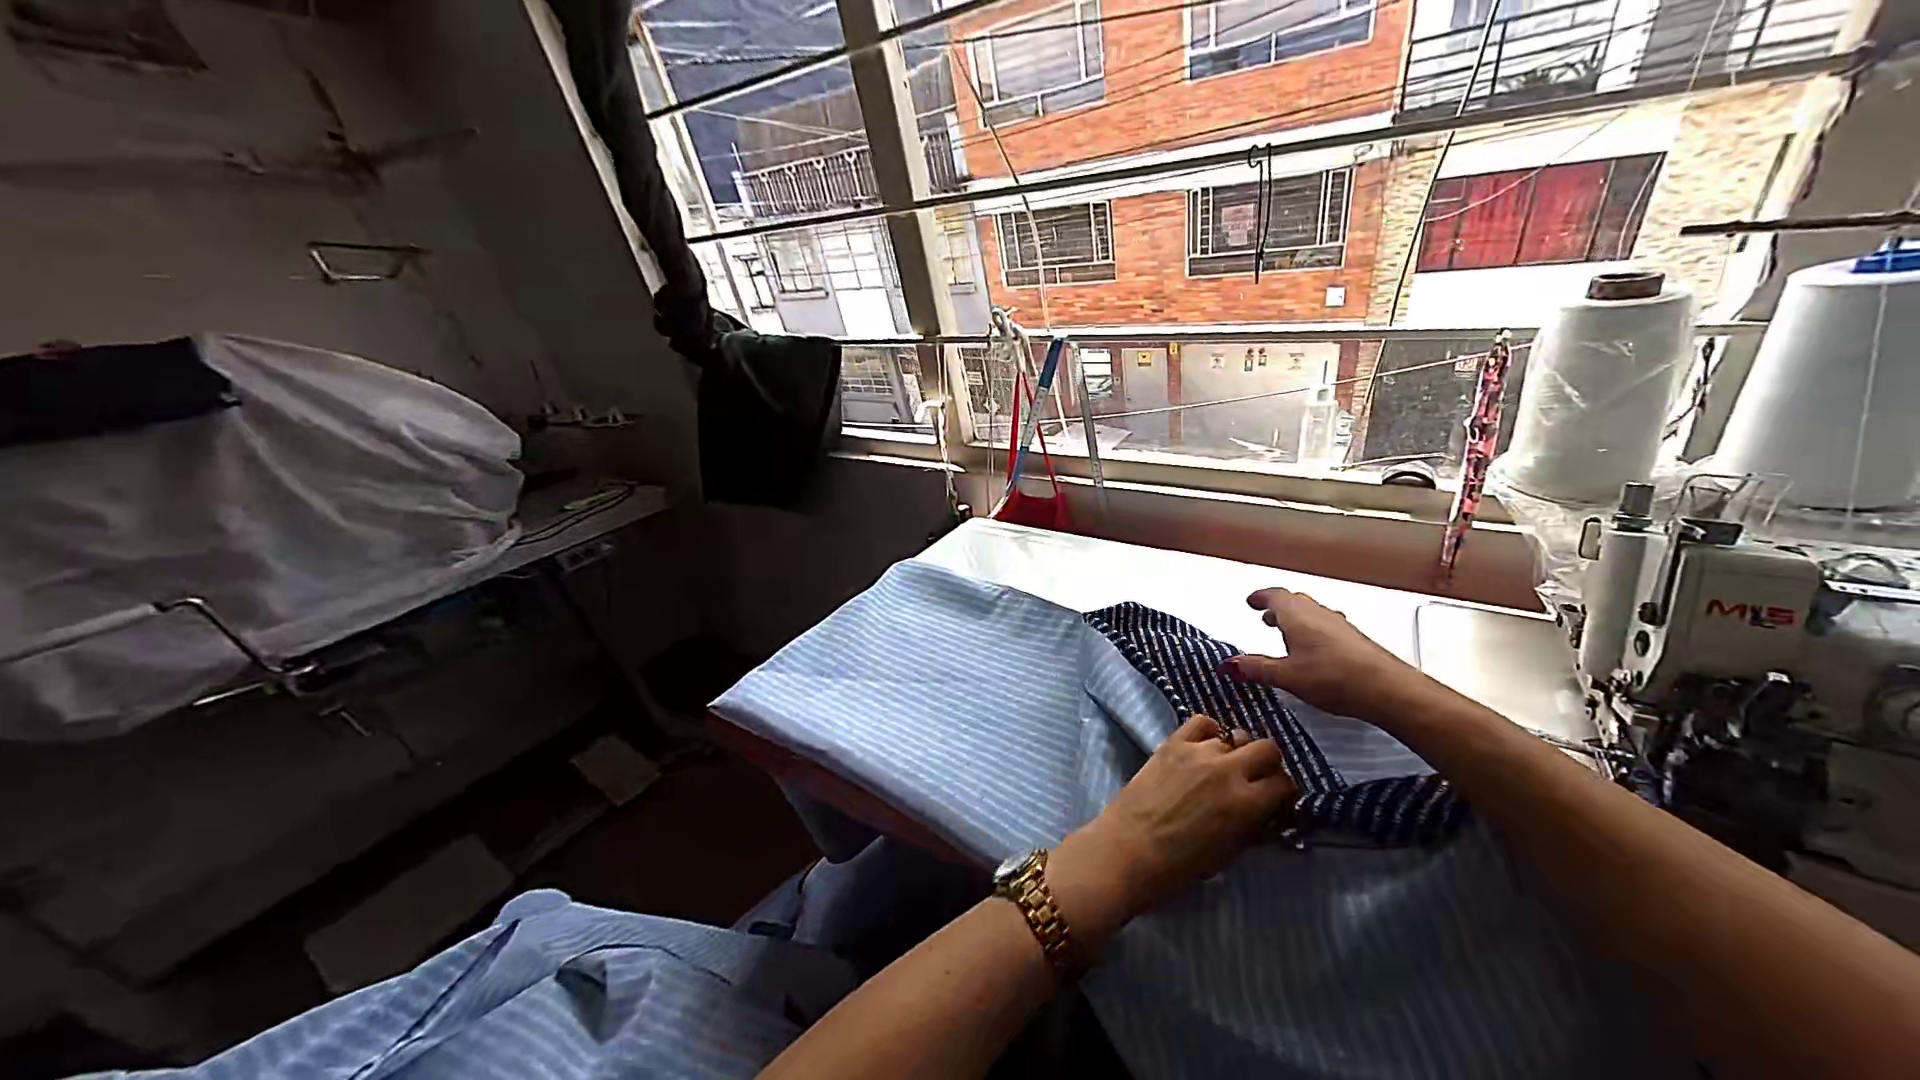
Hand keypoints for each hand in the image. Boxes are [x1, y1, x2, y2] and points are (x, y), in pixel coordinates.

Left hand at [1045, 714, 1295, 952]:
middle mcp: (1228, 770)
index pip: (1285, 783)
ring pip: (1235, 735)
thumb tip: (1268, 811)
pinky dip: (1209, 732)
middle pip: (1268, 748)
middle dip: (1268, 764)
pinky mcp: (1172, 742)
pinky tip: (1204, 747)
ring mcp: (1198, 751)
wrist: (1128, 850)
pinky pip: (1202, 722)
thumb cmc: (1180, 865)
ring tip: (1224, 766)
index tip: (1275, 800)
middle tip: (1256, 779)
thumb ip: (1254, 825)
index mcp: (1247, 803)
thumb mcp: (1230, 853)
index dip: (1283, 792)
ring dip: (1236, 750)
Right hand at [1221, 587, 1429, 722]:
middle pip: (1295, 602)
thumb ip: (1256, 668)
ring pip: (1313, 614)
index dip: (1261, 597)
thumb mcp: (1286, 676)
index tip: (1252, 601)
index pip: (1275, 596)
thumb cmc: (1337, 677)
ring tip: (1288, 634)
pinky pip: (1328, 628)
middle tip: (1266, 616)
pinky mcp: (1355, 641)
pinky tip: (1314, 652)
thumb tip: (1229, 664)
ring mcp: (1340, 627)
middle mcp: (1319, 615)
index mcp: (1298, 616)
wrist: (1389, 690)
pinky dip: (1314, 632)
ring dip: (1297, 620)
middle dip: (1278, 608)